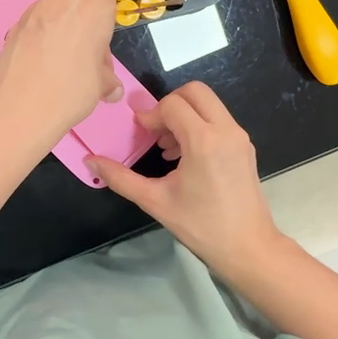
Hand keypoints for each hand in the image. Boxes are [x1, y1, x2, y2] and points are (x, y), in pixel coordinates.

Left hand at [0, 0, 121, 138]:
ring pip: (54, 19)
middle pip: (75, 2)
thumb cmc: (76, 87)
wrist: (25, 107)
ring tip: (64, 73)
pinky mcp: (14, 29)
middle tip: (89, 59)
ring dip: (62, 38)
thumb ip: (105, 76)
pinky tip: (44, 74)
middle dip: (82, 24)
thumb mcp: (102, 82)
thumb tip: (108, 86)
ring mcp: (33, 12)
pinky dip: (42, 47)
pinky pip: (36, 33)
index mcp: (92, 0)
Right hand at [88, 82, 283, 276]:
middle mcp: (226, 130)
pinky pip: (219, 120)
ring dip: (185, 115)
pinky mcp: (245, 147)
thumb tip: (90, 161)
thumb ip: (120, 178)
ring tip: (167, 147)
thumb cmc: (200, 225)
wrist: (247, 246)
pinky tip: (185, 157)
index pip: (172, 104)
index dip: (151, 115)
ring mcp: (239, 137)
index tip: (141, 133)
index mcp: (204, 141)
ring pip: (209, 104)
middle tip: (155, 129)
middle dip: (170, 103)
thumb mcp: (155, 201)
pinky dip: (200, 125)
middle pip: (196, 92)